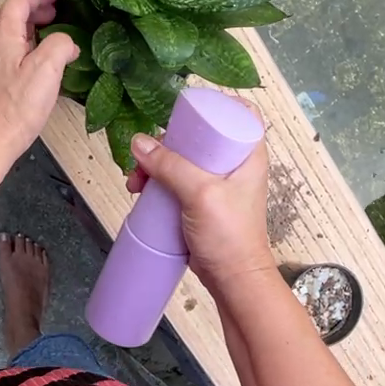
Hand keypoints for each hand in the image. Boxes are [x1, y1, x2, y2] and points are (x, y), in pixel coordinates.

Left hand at [0, 0, 79, 160]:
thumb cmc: (17, 108)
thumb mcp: (47, 70)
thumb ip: (60, 45)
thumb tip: (65, 41)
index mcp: (2, 34)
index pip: (19, 0)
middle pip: (6, 12)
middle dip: (31, 7)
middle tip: (53, 12)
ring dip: (20, 24)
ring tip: (41, 33)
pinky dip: (12, 42)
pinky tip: (22, 57)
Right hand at [125, 126, 274, 289]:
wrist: (232, 279)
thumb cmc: (230, 236)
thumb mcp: (200, 194)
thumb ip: (170, 167)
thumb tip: (138, 143)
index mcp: (247, 154)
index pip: (238, 113)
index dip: (213, 106)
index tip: (184, 112)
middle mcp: (234, 165)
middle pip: (198, 137)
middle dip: (168, 142)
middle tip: (146, 156)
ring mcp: (216, 185)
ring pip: (182, 160)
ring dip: (156, 165)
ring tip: (137, 181)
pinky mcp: (200, 202)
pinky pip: (175, 182)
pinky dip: (157, 183)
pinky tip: (141, 191)